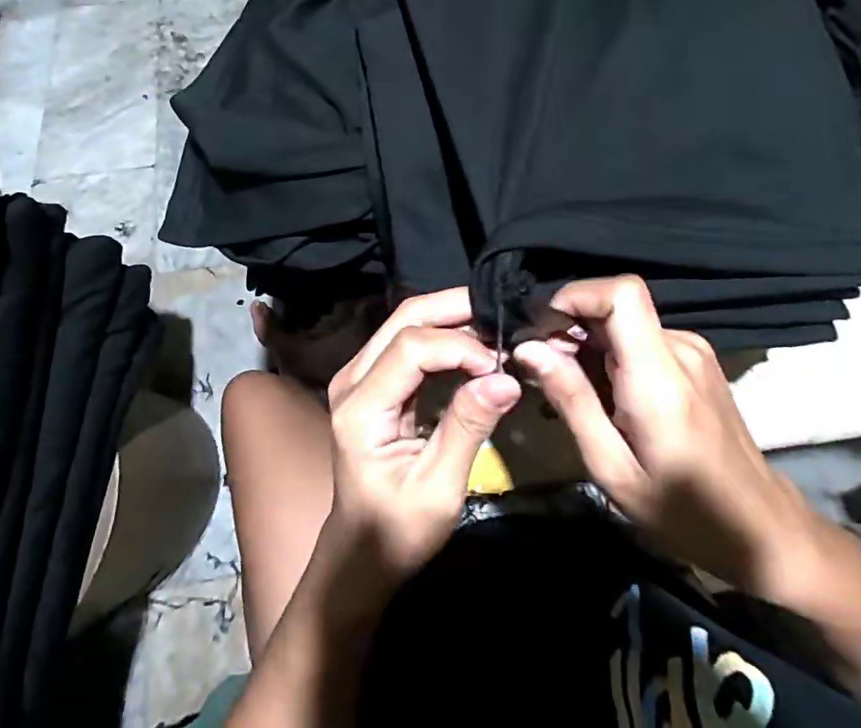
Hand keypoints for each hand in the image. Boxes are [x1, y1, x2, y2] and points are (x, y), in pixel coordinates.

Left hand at [322, 288, 522, 582]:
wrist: (361, 552)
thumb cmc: (397, 531)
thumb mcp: (439, 489)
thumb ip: (468, 427)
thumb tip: (507, 378)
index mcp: (361, 409)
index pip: (412, 347)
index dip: (460, 346)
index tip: (499, 366)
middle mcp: (353, 380)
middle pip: (405, 318)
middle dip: (457, 309)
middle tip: (504, 317)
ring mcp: (359, 376)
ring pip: (407, 322)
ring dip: (453, 318)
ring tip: (496, 330)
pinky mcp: (374, 381)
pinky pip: (410, 341)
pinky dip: (446, 335)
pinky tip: (476, 345)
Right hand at [513, 276, 819, 600]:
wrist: (757, 525)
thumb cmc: (682, 510)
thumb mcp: (612, 468)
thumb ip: (572, 400)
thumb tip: (529, 348)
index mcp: (659, 374)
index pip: (621, 292)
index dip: (576, 296)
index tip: (542, 331)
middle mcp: (680, 348)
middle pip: (616, 305)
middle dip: (571, 328)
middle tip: (543, 373)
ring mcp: (694, 351)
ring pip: (626, 323)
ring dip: (590, 345)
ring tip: (573, 394)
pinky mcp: (697, 361)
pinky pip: (642, 340)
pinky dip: (613, 356)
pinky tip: (605, 397)